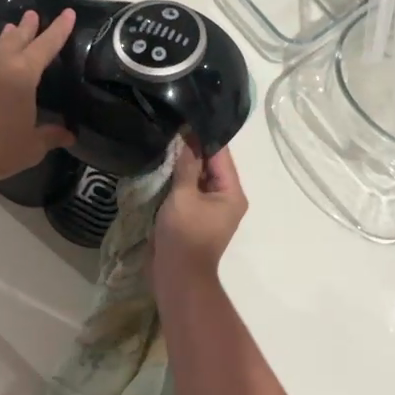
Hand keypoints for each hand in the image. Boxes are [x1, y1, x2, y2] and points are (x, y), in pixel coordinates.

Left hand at [0, 8, 75, 185]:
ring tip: (9, 33)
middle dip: (28, 26)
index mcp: (23, 73)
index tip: (68, 13)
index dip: (59, 29)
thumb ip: (51, 136)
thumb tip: (69, 136)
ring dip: (5, 39)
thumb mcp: (31, 146)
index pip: (47, 44)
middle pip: (16, 37)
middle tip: (32, 15)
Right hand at [154, 142, 247, 290]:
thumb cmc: (184, 235)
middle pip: (211, 166)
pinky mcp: (194, 219)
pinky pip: (189, 194)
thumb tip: (187, 139)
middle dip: (193, 150)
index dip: (204, 136)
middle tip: (172, 128)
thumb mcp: (183, 196)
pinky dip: (178, 182)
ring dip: (184, 166)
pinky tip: (163, 169)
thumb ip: (186, 166)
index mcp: (232, 193)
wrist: (177, 277)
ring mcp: (210, 211)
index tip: (186, 118)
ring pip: (198, 180)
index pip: (221, 155)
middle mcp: (226, 200)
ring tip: (165, 143)